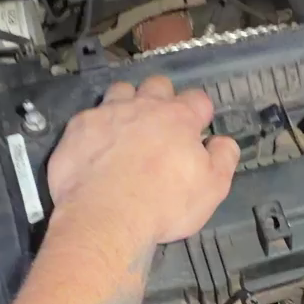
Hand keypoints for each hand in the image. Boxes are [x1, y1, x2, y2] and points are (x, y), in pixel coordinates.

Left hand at [45, 75, 240, 246]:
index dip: (200, 113)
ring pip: (122, 90)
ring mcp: (108, 113)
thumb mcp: (213, 189)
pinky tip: (97, 148)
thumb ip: (223, 159)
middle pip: (158, 85)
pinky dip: (97, 128)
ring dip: (128, 103)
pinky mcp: (79, 128)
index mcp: (180, 119)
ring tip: (128, 129)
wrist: (107, 217)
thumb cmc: (166, 205)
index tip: (197, 131)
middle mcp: (144, 106)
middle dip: (163, 100)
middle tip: (162, 128)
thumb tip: (224, 142)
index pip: (198, 99)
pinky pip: (90, 116)